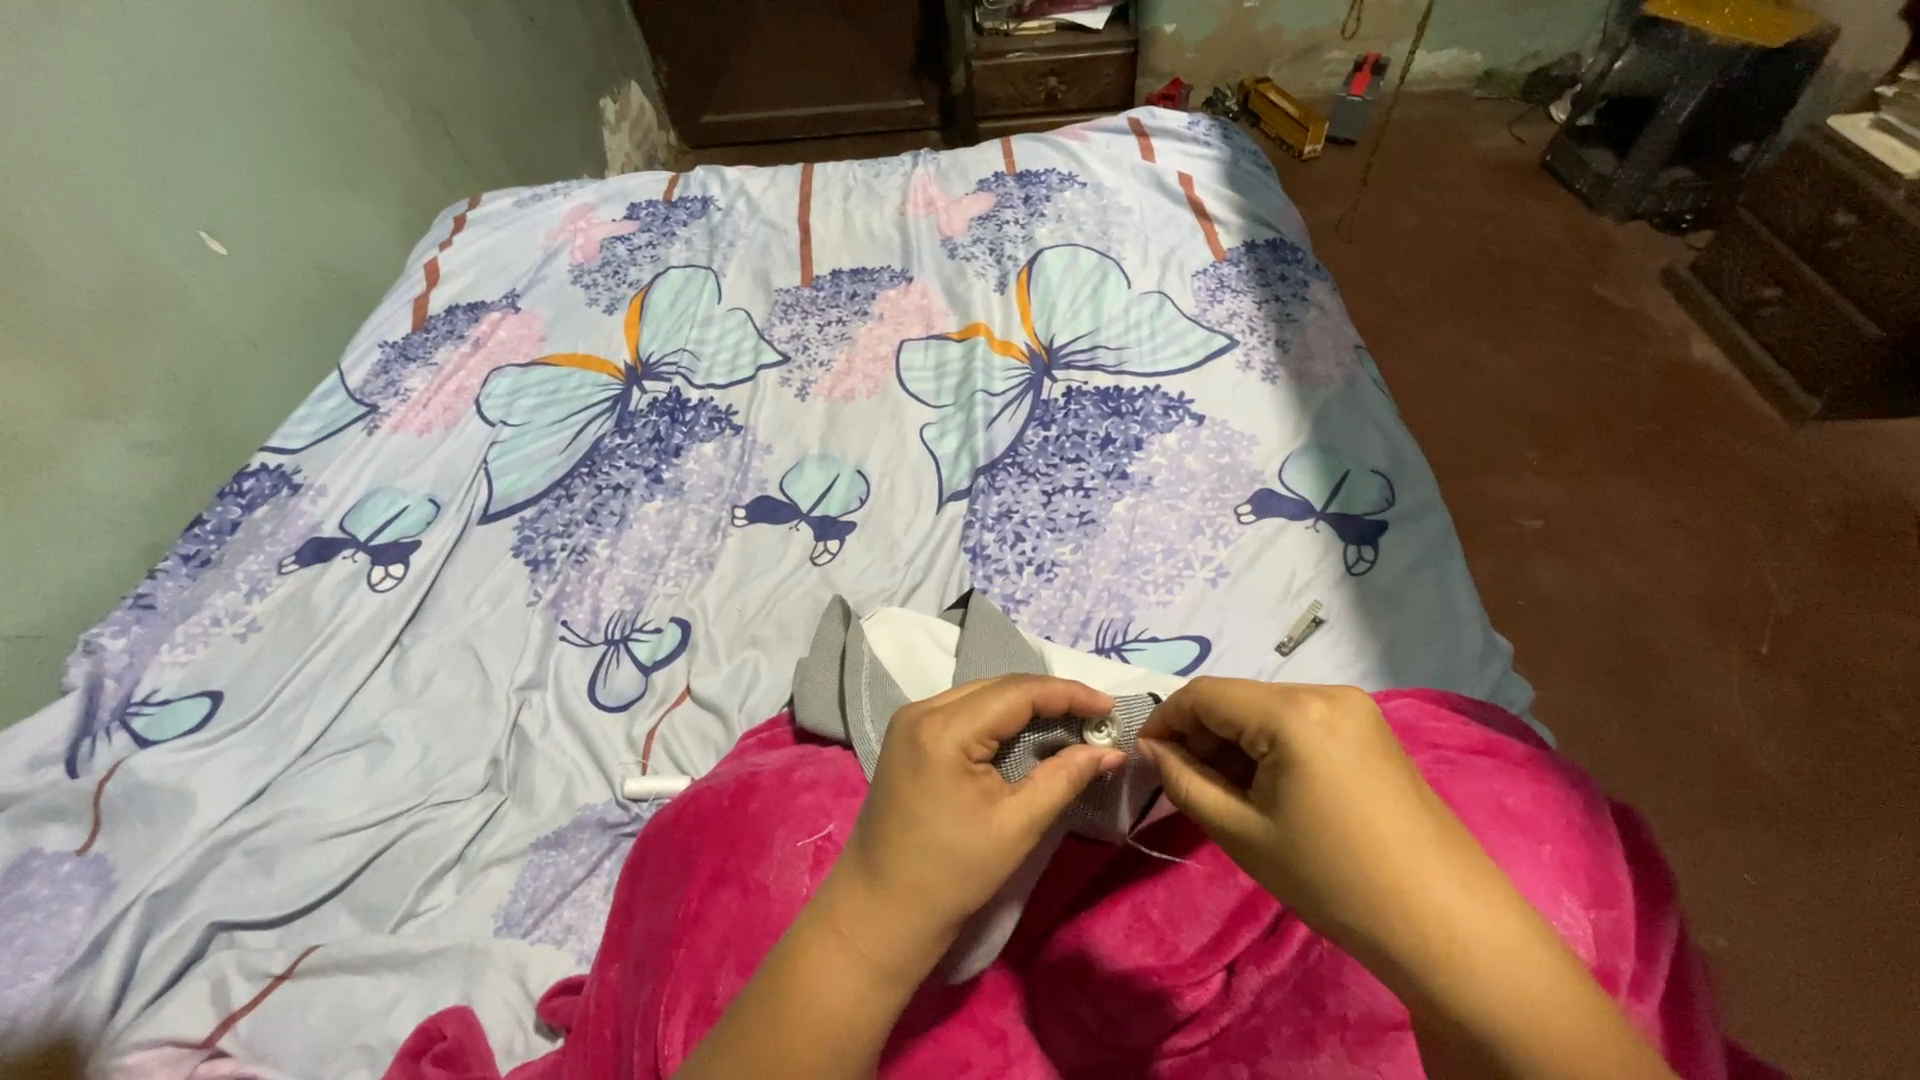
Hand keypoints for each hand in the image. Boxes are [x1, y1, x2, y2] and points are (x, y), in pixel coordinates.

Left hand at [825, 675, 1124, 972]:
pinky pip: (963, 710)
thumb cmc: (952, 874)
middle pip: (998, 687)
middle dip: (1050, 697)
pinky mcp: (907, 736)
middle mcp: (921, 710)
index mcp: (943, 729)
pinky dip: (999, 717)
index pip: (1017, 692)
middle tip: (1096, 717)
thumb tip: (1112, 751)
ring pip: (981, 695)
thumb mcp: (1018, 826)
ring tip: (1071, 721)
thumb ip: (1065, 778)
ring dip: (1026, 704)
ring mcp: (909, 721)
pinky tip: (1028, 731)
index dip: (1068, 694)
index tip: (1110, 706)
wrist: (881, 909)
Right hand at [1136, 678, 1480, 956]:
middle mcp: (1325, 692)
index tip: (1145, 759)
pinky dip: (1268, 748)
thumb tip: (1149, 748)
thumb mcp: (1239, 831)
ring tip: (1225, 795)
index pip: (1203, 694)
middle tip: (1184, 785)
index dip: (1165, 721)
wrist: (1442, 922)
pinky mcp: (1370, 730)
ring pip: (1266, 712)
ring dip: (1234, 744)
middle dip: (1201, 736)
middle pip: (1237, 700)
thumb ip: (1182, 780)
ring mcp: (1354, 709)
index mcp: (1293, 711)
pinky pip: (1299, 724)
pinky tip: (1267, 791)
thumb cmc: (1331, 878)